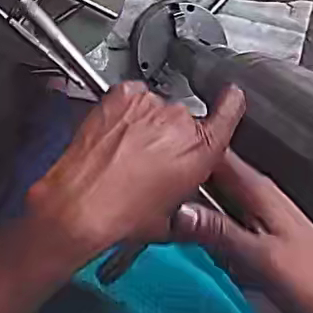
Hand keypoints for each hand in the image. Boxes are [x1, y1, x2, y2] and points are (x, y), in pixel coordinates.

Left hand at [23, 82, 244, 267]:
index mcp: (200, 148)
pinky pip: (133, 96)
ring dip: (146, 122)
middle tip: (150, 159)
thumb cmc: (122, 214)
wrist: (81, 202)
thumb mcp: (172, 218)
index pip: (229, 111)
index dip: (231, 103)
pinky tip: (117, 134)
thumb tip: (189, 194)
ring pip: (156, 107)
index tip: (232, 97)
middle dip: (171, 135)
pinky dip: (126, 110)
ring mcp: (149, 103)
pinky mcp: (123, 94)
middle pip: (184, 118)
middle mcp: (178, 120)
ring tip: (127, 150)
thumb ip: (193, 196)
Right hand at [172, 150, 312, 312]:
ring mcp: (258, 213)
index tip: (157, 147)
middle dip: (183, 173)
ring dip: (192, 198)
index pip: (215, 152)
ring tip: (162, 204)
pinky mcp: (260, 234)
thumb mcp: (260, 258)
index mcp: (257, 189)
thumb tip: (178, 210)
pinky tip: (192, 235)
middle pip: (211, 171)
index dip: (186, 145)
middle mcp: (257, 193)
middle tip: (151, 181)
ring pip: (215, 194)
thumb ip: (218, 232)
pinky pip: (223, 217)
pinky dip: (205, 222)